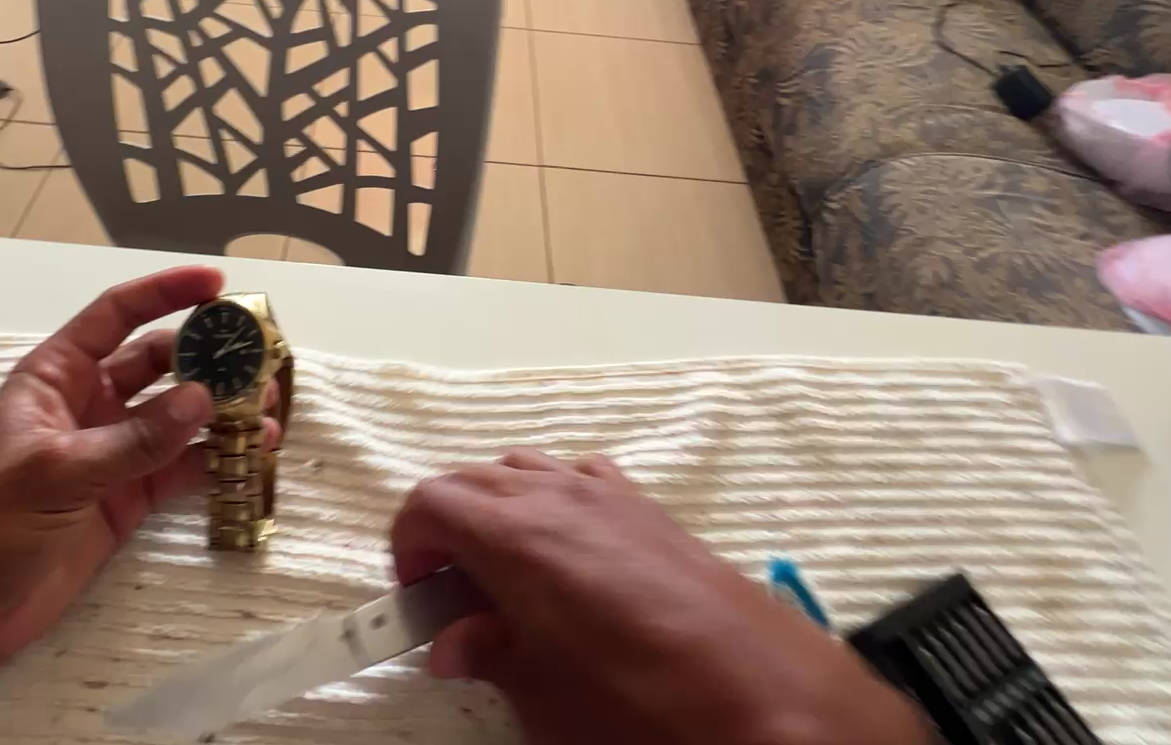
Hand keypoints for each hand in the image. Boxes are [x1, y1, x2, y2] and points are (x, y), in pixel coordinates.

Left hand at [0, 265, 262, 665]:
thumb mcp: (52, 473)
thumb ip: (131, 439)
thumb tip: (204, 400)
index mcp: (58, 376)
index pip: (118, 315)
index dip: (166, 291)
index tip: (217, 282)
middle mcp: (93, 402)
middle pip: (162, 362)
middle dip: (210, 356)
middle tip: (260, 357)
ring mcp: (116, 449)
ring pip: (180, 413)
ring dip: (223, 407)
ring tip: (268, 406)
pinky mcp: (132, 495)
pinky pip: (184, 464)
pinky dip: (218, 457)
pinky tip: (253, 452)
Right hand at [391, 451, 928, 744]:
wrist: (761, 691)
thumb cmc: (639, 702)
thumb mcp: (543, 695)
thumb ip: (488, 654)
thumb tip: (452, 646)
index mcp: (512, 534)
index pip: (428, 502)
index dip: (408, 545)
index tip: (419, 593)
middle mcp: (549, 493)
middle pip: (467, 480)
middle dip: (445, 528)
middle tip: (455, 592)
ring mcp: (598, 489)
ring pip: (518, 469)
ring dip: (494, 509)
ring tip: (507, 570)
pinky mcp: (638, 500)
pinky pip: (574, 475)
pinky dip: (550, 498)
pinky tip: (566, 546)